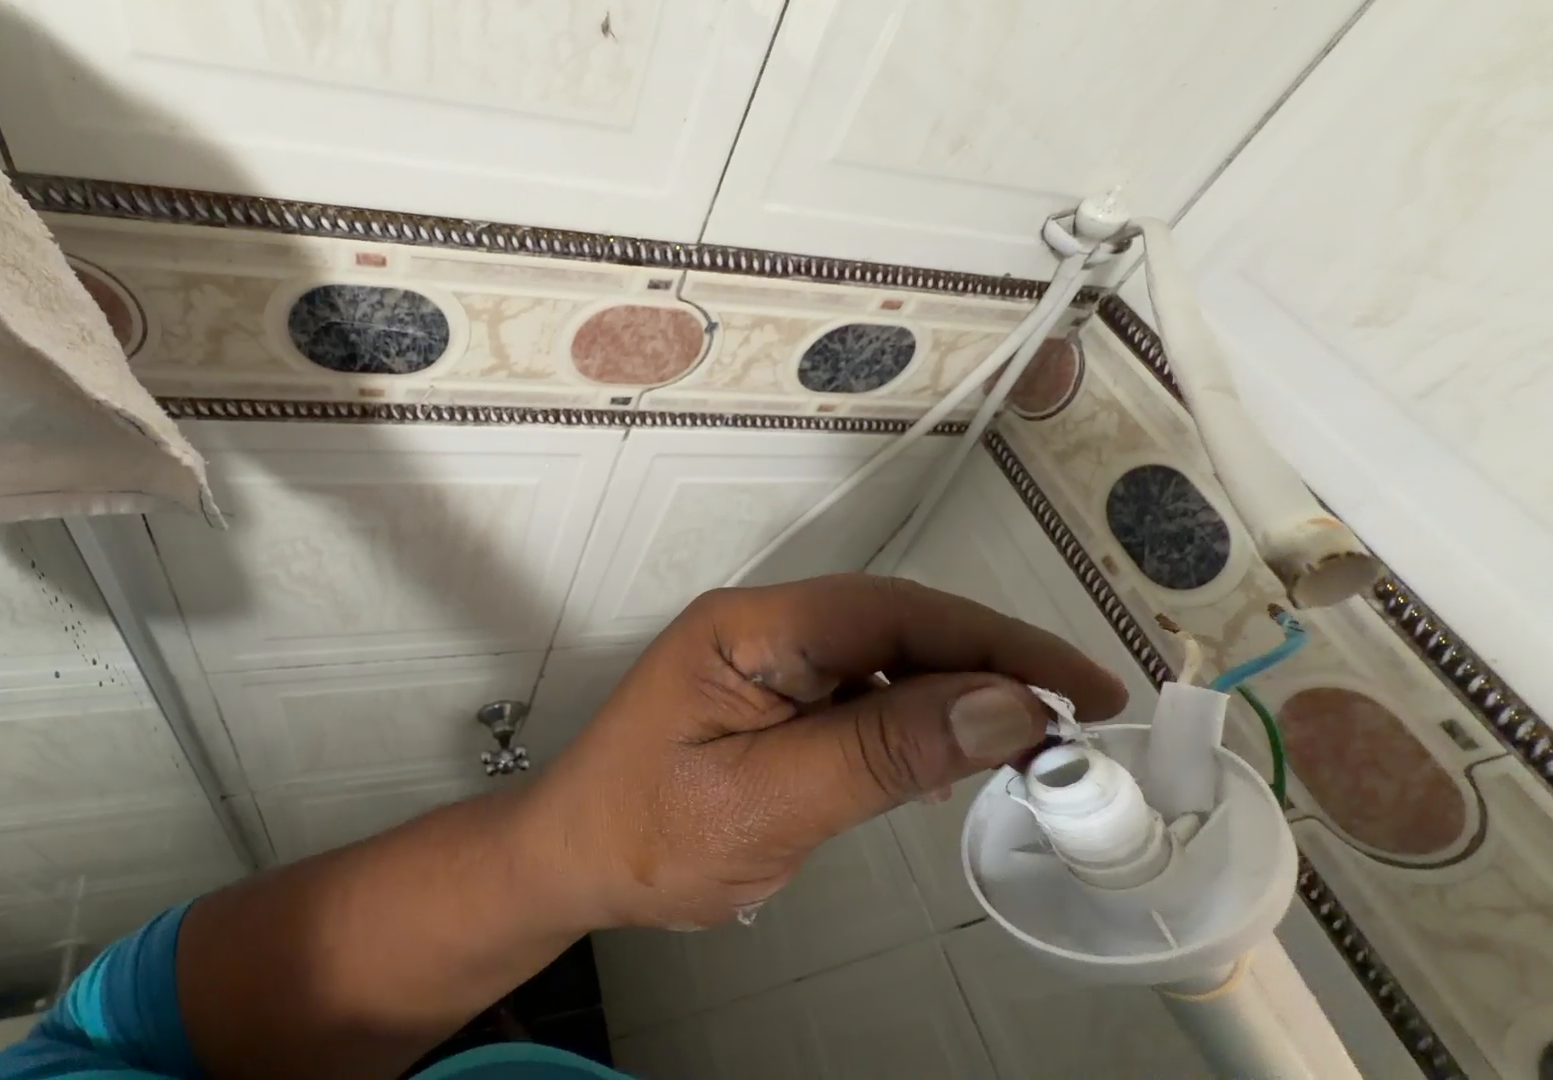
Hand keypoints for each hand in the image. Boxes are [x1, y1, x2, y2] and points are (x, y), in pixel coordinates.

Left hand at [524, 573, 1128, 929]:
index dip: (999, 643)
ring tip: (1019, 743)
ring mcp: (761, 656)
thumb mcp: (771, 802)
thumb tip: (1008, 704)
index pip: (896, 614)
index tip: (1087, 689)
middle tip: (1070, 724)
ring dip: (951, 691)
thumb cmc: (650, 836)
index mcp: (751, 629)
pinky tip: (937, 755)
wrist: (574, 856)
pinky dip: (907, 717)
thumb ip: (884, 750)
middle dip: (985, 665)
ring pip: (881, 655)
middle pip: (895, 624)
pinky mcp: (765, 691)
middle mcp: (758, 624)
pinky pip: (854, 688)